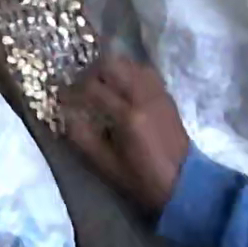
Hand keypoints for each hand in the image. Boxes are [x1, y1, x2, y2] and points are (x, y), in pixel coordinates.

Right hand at [62, 56, 191, 216]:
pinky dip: (127, 71)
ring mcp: (157, 92)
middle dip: (89, 72)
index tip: (61, 97)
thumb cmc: (143, 179)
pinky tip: (120, 85)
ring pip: (127, 62)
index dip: (71, 90)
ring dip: (108, 69)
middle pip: (110, 64)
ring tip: (99, 85)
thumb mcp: (106, 165)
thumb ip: (82, 137)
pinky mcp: (165, 94)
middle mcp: (143, 96)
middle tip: (80, 87)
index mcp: (128, 116)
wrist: (186, 184)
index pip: (91, 89)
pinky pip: (142, 70)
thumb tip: (66, 114)